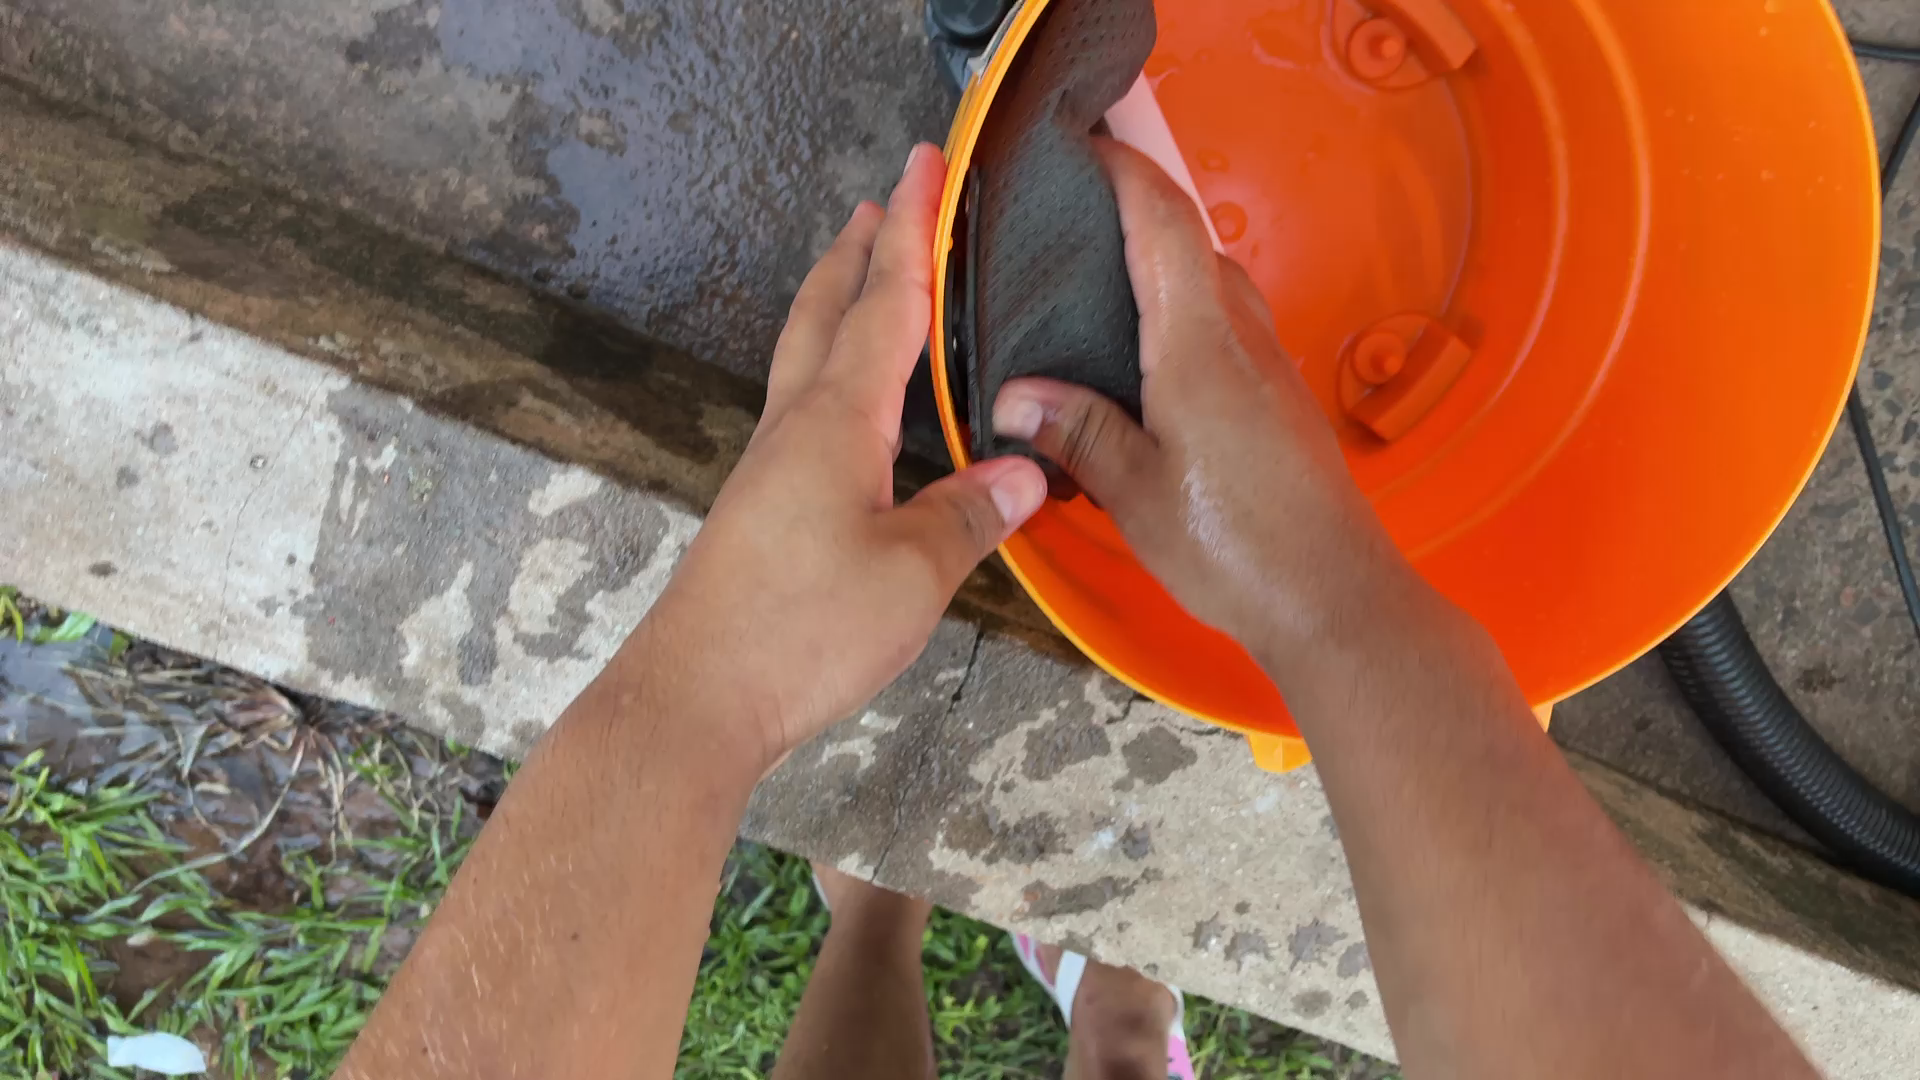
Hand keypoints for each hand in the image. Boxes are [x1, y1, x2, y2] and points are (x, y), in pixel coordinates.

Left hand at [635, 144, 1047, 768]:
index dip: (912, 235)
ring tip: (867, 280)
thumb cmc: (805, 629)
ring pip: (805, 359)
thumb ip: (970, 514)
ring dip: (837, 306)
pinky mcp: (763, 505)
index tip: (923, 165)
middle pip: (825, 314)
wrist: (700, 697)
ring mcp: (770, 466)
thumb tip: (1027, 471)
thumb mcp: (912, 573)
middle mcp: (795, 428)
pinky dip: (833, 373)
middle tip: (883, 204)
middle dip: (856, 252)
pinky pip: (804, 410)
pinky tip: (854, 403)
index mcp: (836, 423)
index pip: (885, 307)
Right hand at [989, 139, 1425, 671]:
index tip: (1082, 148)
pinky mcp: (1275, 400)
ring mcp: (1266, 368)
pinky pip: (1223, 328)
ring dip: (1160, 265)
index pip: (1164, 228)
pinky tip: (1140, 359)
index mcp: (1199, 349)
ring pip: (1211, 286)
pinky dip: (1179, 314)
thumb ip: (1078, 433)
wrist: (1332, 599)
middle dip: (1135, 213)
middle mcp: (1241, 340)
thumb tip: (1012, 394)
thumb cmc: (1231, 547)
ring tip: (1094, 287)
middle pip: (1191, 246)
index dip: (1125, 174)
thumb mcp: (1137, 492)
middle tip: (1068, 224)